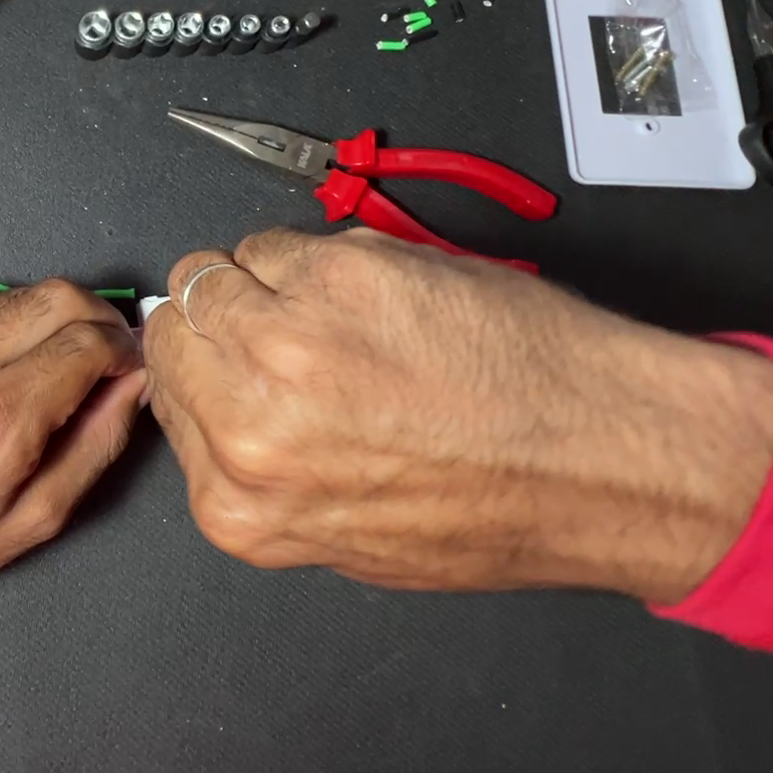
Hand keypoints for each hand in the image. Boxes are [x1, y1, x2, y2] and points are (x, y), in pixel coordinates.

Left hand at [0, 282, 147, 636]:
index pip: (89, 342)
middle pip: (58, 296)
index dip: (123, 347)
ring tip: (39, 362)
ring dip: (45, 318)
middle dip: (95, 316)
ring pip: (15, 292)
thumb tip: (134, 380)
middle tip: (100, 350)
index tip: (126, 364)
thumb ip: (97, 442)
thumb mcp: (35, 519)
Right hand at [143, 229, 772, 605]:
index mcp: (237, 499)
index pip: (162, 387)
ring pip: (214, 271)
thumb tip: (201, 388)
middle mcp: (247, 420)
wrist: (610, 458)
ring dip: (263, 283)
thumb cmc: (492, 502)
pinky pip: (277, 243)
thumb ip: (245, 463)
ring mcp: (285, 339)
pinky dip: (312, 260)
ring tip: (333, 316)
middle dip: (217, 316)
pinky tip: (370, 296)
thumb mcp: (335, 529)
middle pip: (175, 320)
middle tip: (277, 326)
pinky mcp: (337, 274)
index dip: (201, 363)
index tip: (229, 353)